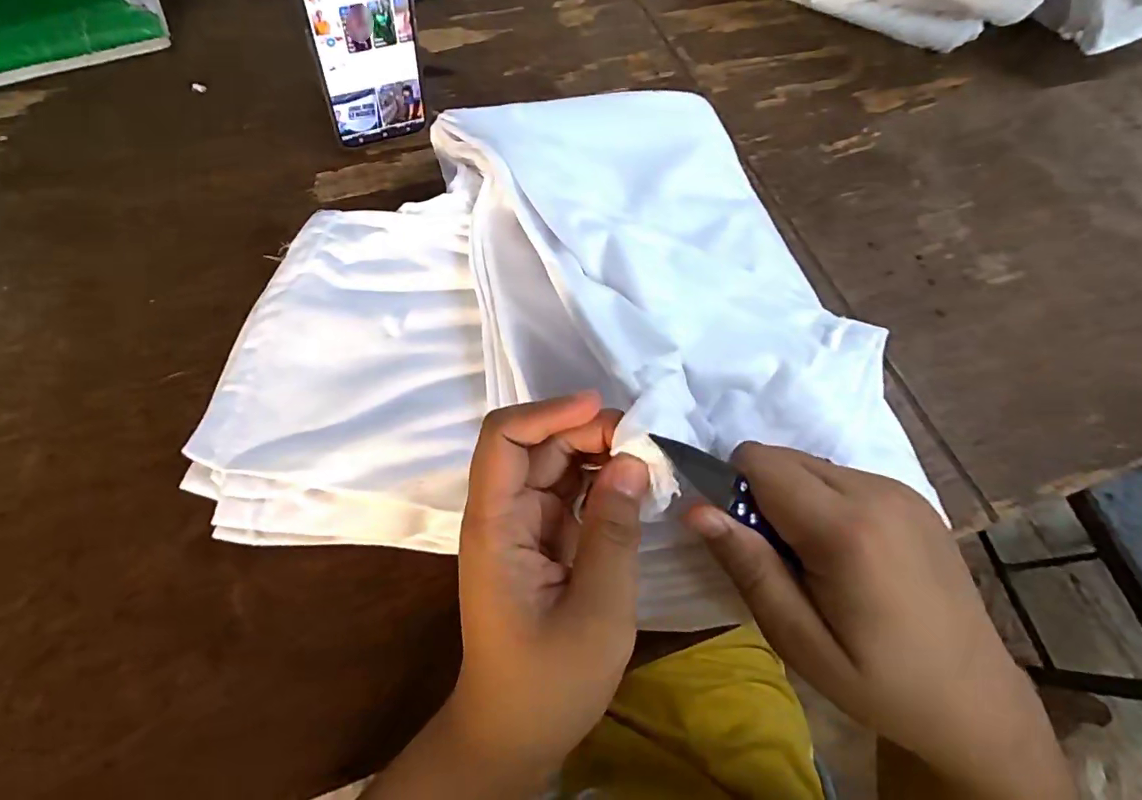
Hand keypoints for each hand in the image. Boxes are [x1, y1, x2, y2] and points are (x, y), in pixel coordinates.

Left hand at [366, 392, 650, 798]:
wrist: (514, 733)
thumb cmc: (549, 682)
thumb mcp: (597, 612)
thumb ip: (615, 532)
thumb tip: (632, 461)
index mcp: (494, 523)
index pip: (504, 439)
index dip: (548, 412)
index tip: (601, 409)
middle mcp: (501, 512)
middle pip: (535, 444)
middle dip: (585, 429)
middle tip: (643, 439)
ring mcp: (520, 523)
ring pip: (553, 462)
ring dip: (596, 450)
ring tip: (646, 456)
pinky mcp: (541, 536)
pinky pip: (568, 490)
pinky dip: (600, 479)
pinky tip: (633, 483)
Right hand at [684, 443, 1071, 799]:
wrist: (977, 702)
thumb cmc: (880, 683)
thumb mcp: (800, 641)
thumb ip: (748, 567)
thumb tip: (696, 509)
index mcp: (846, 528)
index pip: (758, 461)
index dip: (733, 489)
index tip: (744, 539)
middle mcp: (875, 490)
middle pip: (781, 456)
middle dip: (761, 494)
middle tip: (779, 558)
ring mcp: (899, 488)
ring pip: (809, 462)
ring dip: (793, 496)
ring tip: (815, 558)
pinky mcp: (912, 494)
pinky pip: (841, 474)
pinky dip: (824, 499)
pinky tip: (846, 552)